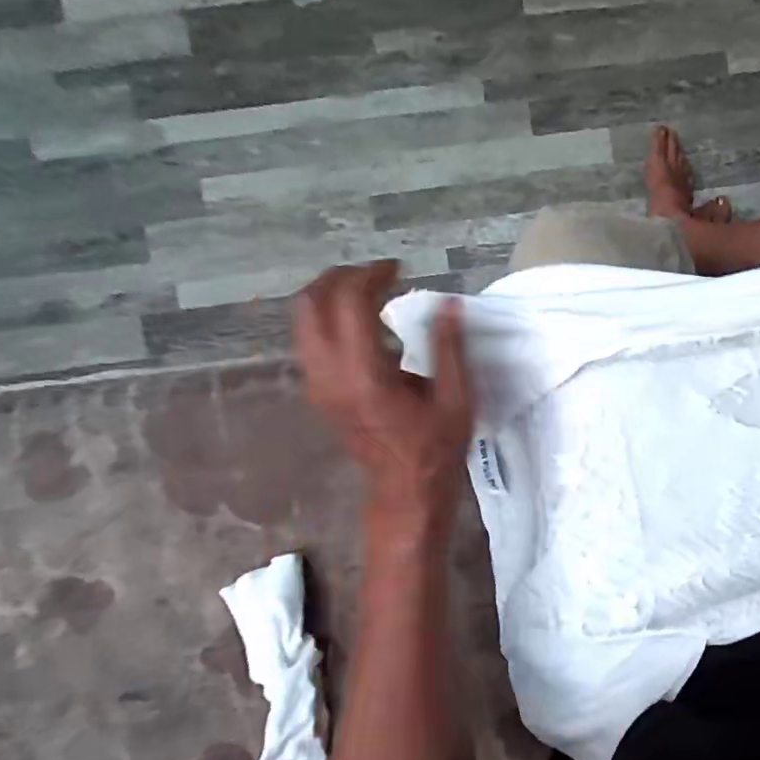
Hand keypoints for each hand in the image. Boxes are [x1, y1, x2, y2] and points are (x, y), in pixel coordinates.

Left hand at [293, 261, 471, 514]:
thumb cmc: (436, 449)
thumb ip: (449, 348)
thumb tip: (449, 303)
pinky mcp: (318, 391)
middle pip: (311, 303)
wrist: (405, 491)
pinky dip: (329, 318)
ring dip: (331, 296)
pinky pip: (309, 339)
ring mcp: (317, 384)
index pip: (350, 303)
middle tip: (377, 275)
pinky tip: (363, 325)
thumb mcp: (456, 399)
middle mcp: (329, 375)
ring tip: (368, 293)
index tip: (398, 268)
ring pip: (303, 319)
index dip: (372, 276)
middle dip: (341, 278)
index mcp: (364, 375)